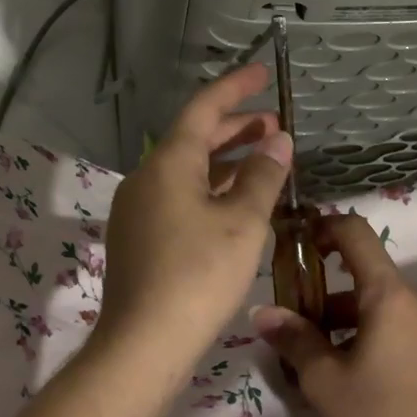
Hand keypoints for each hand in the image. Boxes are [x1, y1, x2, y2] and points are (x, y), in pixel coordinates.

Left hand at [98, 62, 292, 352]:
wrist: (142, 343)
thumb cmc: (198, 276)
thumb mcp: (242, 224)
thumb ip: (262, 176)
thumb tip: (278, 140)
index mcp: (168, 162)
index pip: (203, 108)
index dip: (235, 87)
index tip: (263, 73)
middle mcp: (146, 176)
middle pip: (194, 138)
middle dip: (235, 127)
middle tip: (275, 124)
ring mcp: (138, 207)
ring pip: (186, 169)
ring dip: (224, 160)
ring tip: (264, 159)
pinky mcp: (139, 235)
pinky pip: (178, 194)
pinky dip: (209, 187)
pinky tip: (235, 203)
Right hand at [252, 214, 416, 416]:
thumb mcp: (324, 382)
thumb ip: (294, 338)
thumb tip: (262, 312)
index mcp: (391, 295)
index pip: (357, 234)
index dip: (327, 228)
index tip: (305, 241)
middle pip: (372, 281)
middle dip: (337, 299)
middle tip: (309, 332)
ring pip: (395, 310)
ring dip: (364, 324)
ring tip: (340, 365)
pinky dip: (392, 341)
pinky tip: (378, 381)